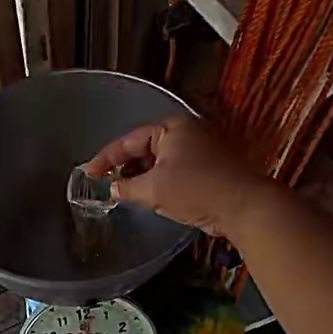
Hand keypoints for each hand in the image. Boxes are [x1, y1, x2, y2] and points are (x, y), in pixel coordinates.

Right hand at [82, 114, 272, 236]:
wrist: (244, 205)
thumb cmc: (196, 189)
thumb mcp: (154, 189)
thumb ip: (128, 188)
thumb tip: (113, 190)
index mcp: (171, 128)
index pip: (129, 140)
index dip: (106, 158)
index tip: (88, 173)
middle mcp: (187, 132)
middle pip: (146, 148)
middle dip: (126, 167)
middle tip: (108, 184)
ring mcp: (201, 148)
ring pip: (162, 161)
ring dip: (144, 176)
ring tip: (128, 193)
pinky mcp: (210, 167)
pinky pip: (176, 171)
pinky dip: (161, 182)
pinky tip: (154, 197)